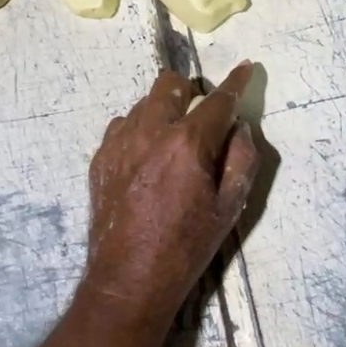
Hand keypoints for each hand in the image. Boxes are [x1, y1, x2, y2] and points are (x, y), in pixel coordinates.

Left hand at [83, 63, 258, 317]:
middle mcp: (151, 131)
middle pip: (170, 84)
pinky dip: (139, 130)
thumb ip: (242, 158)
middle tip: (200, 113)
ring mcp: (120, 142)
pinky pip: (122, 125)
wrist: (130, 279)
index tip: (245, 67)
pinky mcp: (101, 158)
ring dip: (163, 110)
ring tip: (172, 141)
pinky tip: (146, 157)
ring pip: (144, 103)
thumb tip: (239, 126)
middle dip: (190, 89)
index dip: (235, 82)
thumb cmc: (187, 246)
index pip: (218, 99)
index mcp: (188, 142)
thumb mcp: (230, 207)